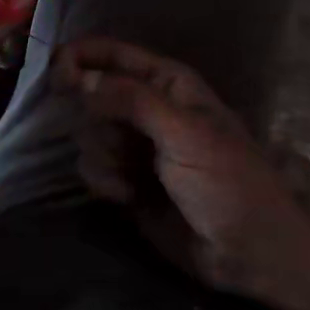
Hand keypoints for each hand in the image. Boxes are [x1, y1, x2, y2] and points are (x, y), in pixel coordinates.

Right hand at [55, 37, 309, 300]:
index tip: (56, 76)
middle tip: (117, 142)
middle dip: (95, 119)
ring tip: (130, 177)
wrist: (253, 256)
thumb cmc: (230, 185)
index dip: (79, 57)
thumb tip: (80, 78)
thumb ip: (131, 100)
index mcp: (165, 83)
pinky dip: (103, 181)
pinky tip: (127, 197)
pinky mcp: (123, 179)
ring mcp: (132, 144)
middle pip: (89, 94)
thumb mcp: (185, 134)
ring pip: (86, 132)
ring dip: (102, 156)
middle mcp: (144, 107)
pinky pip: (89, 166)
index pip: (111, 53)